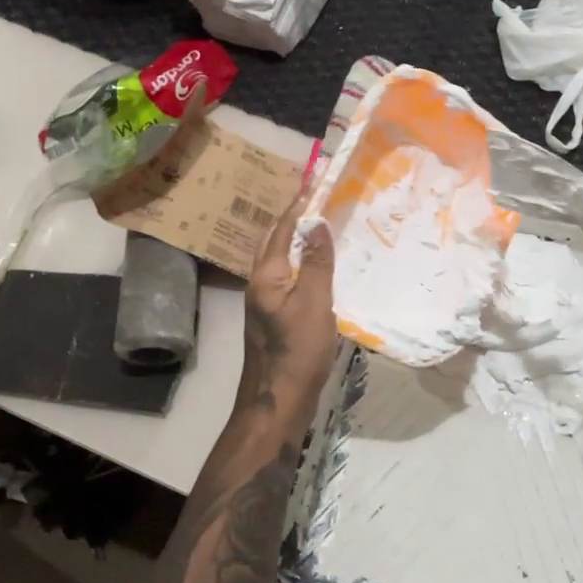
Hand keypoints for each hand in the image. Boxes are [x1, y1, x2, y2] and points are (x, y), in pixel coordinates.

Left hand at [239, 190, 337, 413]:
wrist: (277, 401)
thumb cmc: (297, 351)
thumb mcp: (314, 303)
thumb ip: (317, 263)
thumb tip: (317, 223)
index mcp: (266, 275)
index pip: (282, 229)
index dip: (299, 205)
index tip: (316, 181)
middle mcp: (259, 283)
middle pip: (274, 242)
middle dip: (294, 218)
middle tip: (319, 199)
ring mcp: (264, 302)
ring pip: (281, 261)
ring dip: (297, 240)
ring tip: (322, 226)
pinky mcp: (273, 318)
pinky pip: (288, 278)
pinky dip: (302, 264)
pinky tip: (319, 268)